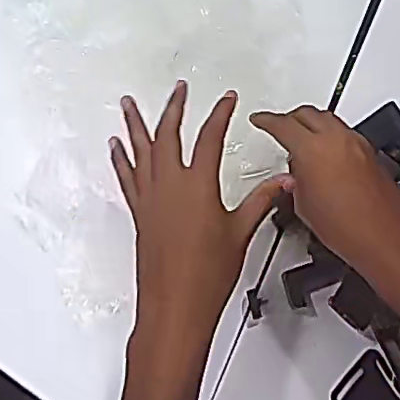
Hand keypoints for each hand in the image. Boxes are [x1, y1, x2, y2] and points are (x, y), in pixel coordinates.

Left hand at [111, 82, 291, 358]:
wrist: (174, 311)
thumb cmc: (205, 277)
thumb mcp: (242, 232)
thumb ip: (262, 200)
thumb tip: (283, 182)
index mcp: (197, 185)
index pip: (210, 136)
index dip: (220, 113)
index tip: (227, 99)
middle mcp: (169, 186)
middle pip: (168, 134)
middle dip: (174, 107)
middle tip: (178, 89)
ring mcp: (150, 199)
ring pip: (140, 150)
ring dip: (135, 124)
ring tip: (127, 103)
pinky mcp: (139, 214)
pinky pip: (126, 177)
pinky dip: (120, 159)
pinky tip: (115, 147)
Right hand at [249, 106, 399, 288]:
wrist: (385, 239)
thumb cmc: (349, 229)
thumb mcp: (304, 206)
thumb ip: (295, 181)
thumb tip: (295, 175)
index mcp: (313, 148)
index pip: (283, 124)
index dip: (267, 120)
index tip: (261, 119)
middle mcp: (336, 139)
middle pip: (307, 114)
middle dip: (290, 118)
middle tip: (280, 127)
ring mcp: (356, 143)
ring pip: (328, 120)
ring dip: (312, 125)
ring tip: (303, 143)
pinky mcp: (370, 151)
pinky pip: (344, 133)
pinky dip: (331, 136)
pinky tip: (327, 154)